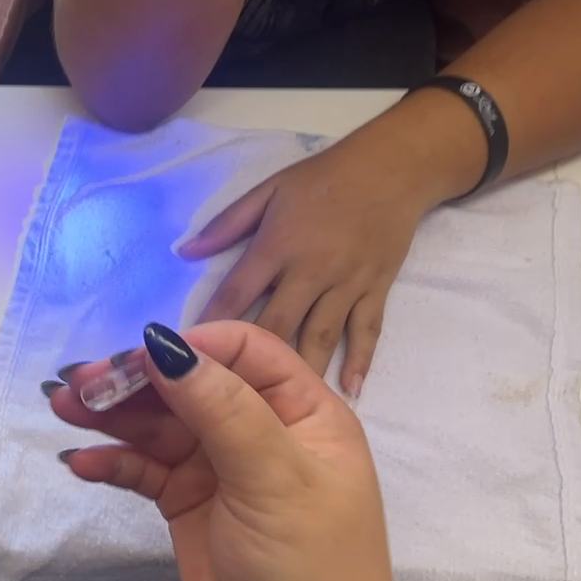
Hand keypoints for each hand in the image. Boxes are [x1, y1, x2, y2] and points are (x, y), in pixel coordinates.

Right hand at [49, 322, 396, 580]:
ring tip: (63, 407)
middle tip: (79, 385)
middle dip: (133, 381)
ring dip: (110, 416)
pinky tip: (82, 463)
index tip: (137, 359)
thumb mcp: (274, 480)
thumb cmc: (310, 564)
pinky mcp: (183, 497)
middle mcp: (255, 427)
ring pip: (155, 424)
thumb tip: (165, 345)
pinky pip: (141, 468)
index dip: (189, 348)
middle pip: (186, 385)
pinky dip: (112, 462)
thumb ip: (222, 410)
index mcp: (300, 410)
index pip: (241, 352)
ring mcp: (215, 463)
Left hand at [182, 138, 431, 397]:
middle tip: (225, 398)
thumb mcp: (268, 191)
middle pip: (276, 324)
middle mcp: (311, 270)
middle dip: (248, 362)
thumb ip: (225, 224)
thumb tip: (183, 252)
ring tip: (280, 416)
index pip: (237, 292)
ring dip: (300, 374)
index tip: (186, 356)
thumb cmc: (322, 180)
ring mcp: (348, 283)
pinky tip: (349, 394)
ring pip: (320, 336)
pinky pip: (368, 331)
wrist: (397, 165)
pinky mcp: (377, 290)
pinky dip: (359, 361)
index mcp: (278, 246)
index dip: (210, 325)